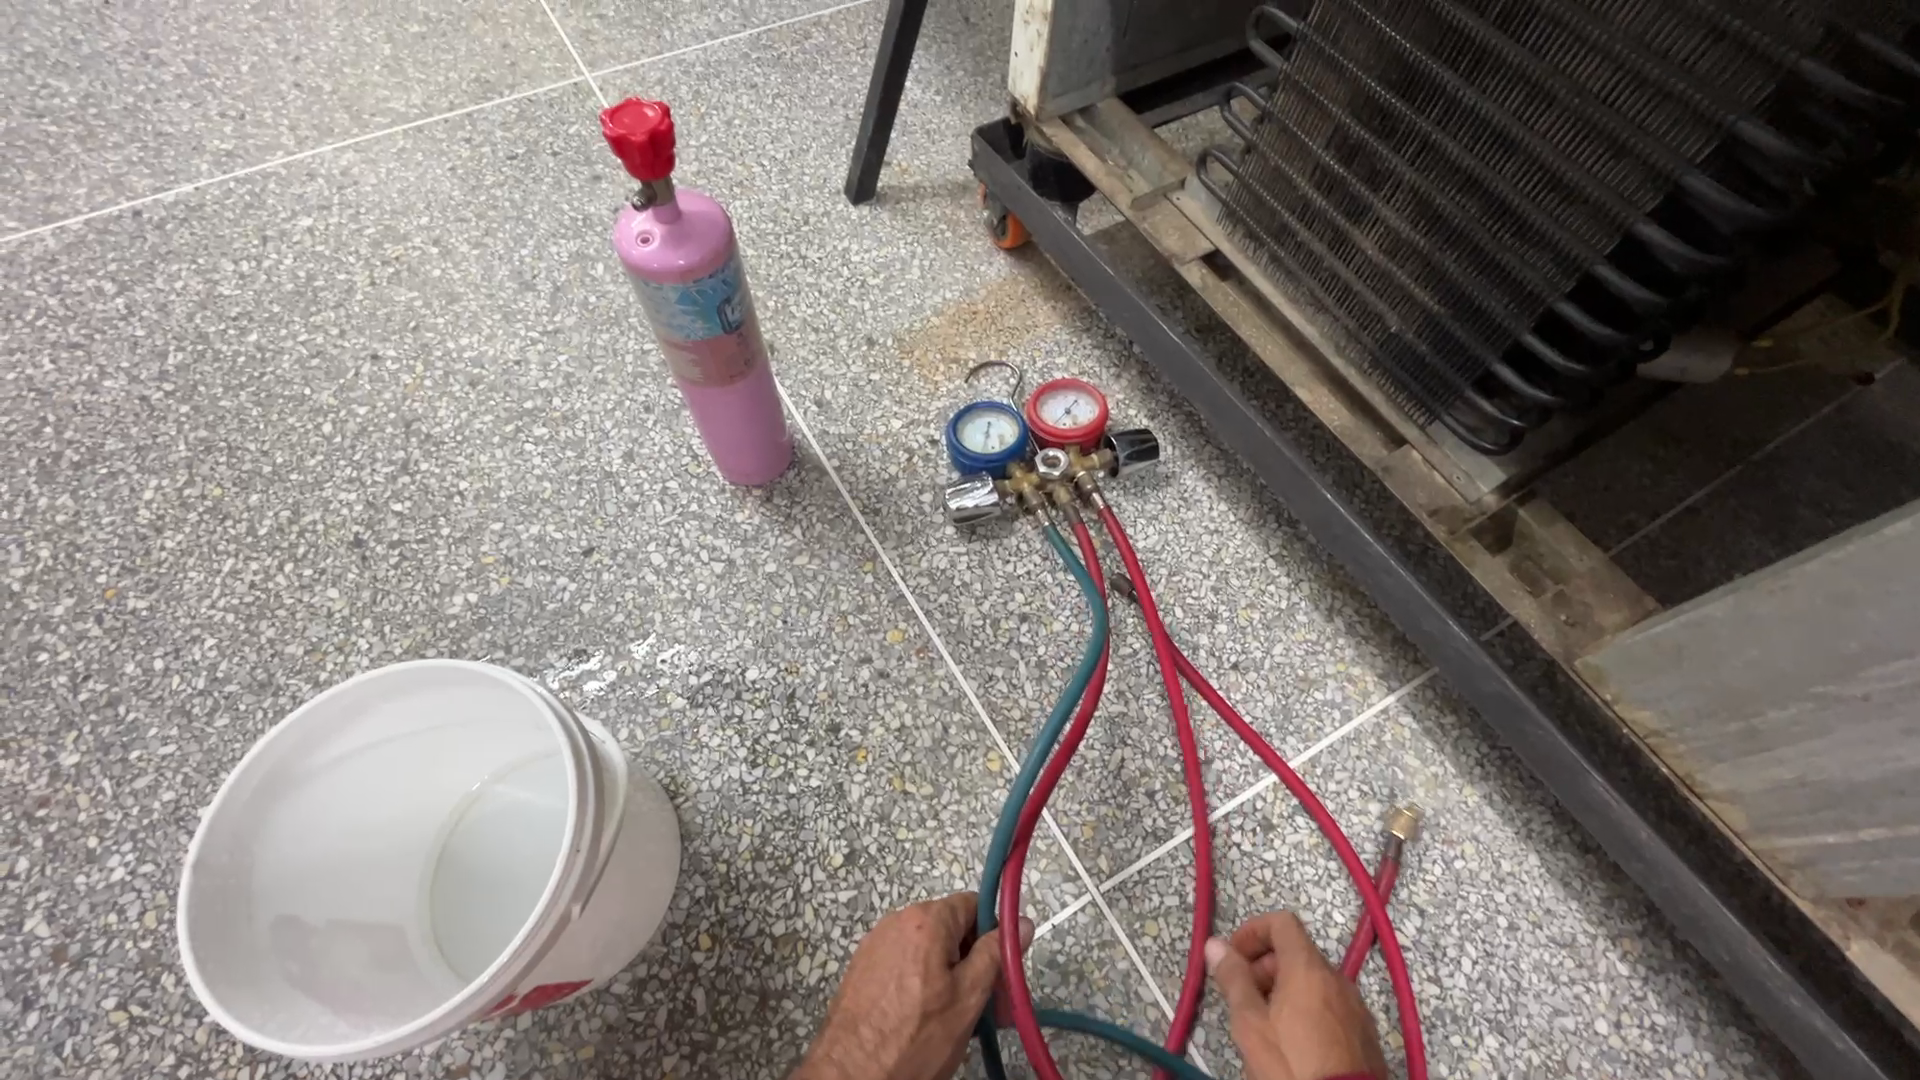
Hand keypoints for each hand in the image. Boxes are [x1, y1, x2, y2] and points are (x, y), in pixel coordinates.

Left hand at [793, 892, 1030, 1079]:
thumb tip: (1021, 921)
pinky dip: (921, 981)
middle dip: (973, 960)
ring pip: (929, 948)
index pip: (974, 904)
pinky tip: (925, 1016)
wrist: (851, 1075)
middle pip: (951, 927)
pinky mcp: (863, 966)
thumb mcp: (968, 998)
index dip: (993, 933)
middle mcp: (898, 920)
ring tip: (955, 1017)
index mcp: (927, 919)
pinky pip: (905, 962)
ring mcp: (877, 942)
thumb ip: (995, 954)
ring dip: (949, 973)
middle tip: (987, 1004)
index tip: (1001, 969)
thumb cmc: (914, 1038)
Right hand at [1205, 912, 1388, 1079]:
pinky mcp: (1365, 1035)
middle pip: (1296, 951)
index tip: (1234, 958)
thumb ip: (1233, 978)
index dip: (1252, 931)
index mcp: (1308, 969)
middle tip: (1243, 996)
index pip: (1281, 922)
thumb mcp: (1251, 1024)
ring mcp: (1356, 1008)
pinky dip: (1307, 1007)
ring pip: (1313, 980)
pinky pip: (1330, 1004)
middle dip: (1264, 965)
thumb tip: (1214, 944)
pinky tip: (1294, 1042)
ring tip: (1265, 1023)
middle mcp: (1337, 979)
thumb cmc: (1292, 1066)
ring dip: (1284, 988)